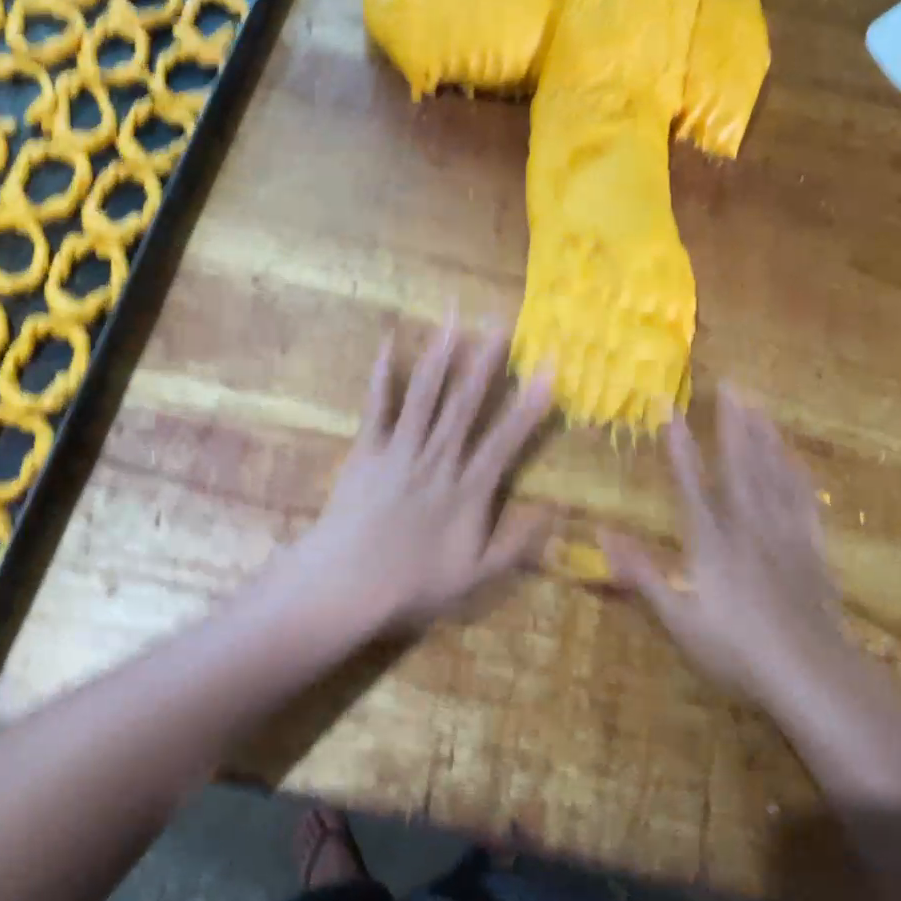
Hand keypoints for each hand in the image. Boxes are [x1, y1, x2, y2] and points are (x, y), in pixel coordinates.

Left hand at [270, 320, 554, 644]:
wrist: (347, 583)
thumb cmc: (412, 585)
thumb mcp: (475, 577)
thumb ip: (515, 544)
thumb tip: (553, 511)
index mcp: (468, 490)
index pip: (505, 441)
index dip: (529, 405)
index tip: (549, 369)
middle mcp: (438, 460)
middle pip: (466, 405)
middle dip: (485, 361)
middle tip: (500, 320)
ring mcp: (400, 451)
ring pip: (425, 396)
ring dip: (441, 354)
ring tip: (454, 315)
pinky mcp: (366, 451)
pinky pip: (376, 408)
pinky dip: (383, 377)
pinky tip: (389, 345)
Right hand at [600, 388, 845, 692]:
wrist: (809, 672)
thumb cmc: (735, 650)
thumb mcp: (678, 618)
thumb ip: (641, 574)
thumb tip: (602, 535)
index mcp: (711, 544)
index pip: (691, 487)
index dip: (679, 449)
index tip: (671, 412)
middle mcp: (748, 528)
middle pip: (740, 468)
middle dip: (733, 426)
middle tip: (732, 386)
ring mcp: (784, 536)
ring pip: (774, 477)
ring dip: (766, 439)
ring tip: (760, 408)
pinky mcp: (813, 551)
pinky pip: (805, 503)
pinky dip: (799, 476)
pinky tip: (797, 460)